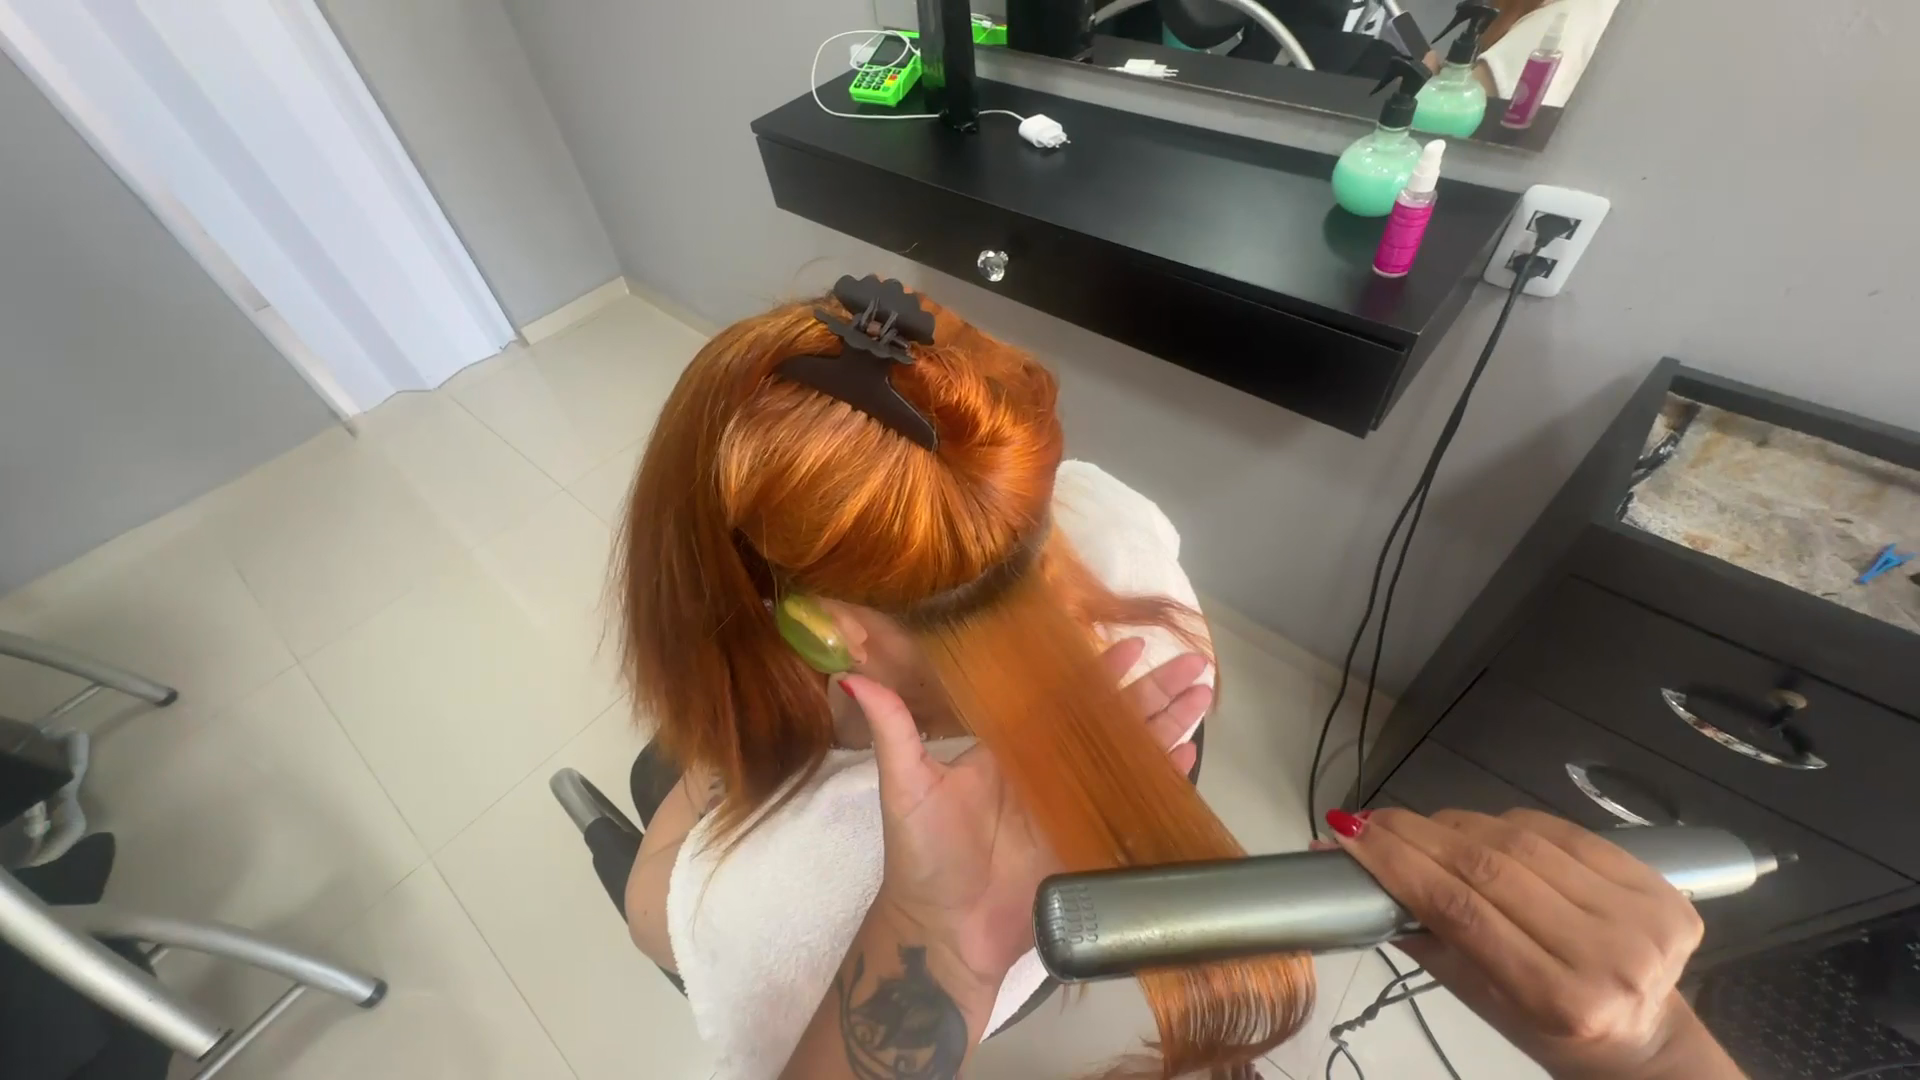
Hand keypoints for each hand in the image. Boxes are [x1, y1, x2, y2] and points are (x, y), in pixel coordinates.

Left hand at [841, 637, 1209, 987]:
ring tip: (1204, 694)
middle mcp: (1048, 764)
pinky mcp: (1089, 838)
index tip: (1131, 643)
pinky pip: (1132, 802)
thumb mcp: (905, 786)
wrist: (944, 933)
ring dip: (1169, 724)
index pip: (1063, 696)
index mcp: (1011, 744)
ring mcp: (1073, 800)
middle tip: (1191, 663)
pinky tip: (1190, 754)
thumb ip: (891, 731)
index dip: (1099, 670)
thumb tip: (851, 677)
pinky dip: (1162, 778)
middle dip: (1152, 690)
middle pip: (1110, 719)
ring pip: (1129, 753)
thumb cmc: (922, 857)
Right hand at [1327, 807, 1734, 1079]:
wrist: (1643, 1043)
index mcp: (1560, 1000)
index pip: (1458, 908)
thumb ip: (1414, 927)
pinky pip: (1556, 830)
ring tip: (1416, 827)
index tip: (1346, 831)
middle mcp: (1609, 959)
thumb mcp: (1472, 994)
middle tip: (1366, 819)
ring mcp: (1640, 920)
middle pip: (1486, 868)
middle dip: (1413, 833)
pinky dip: (1504, 821)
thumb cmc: (1540, 1025)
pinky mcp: (1659, 888)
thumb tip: (1340, 857)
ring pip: (1516, 840)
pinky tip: (1478, 830)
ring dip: (1452, 823)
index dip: (1396, 861)